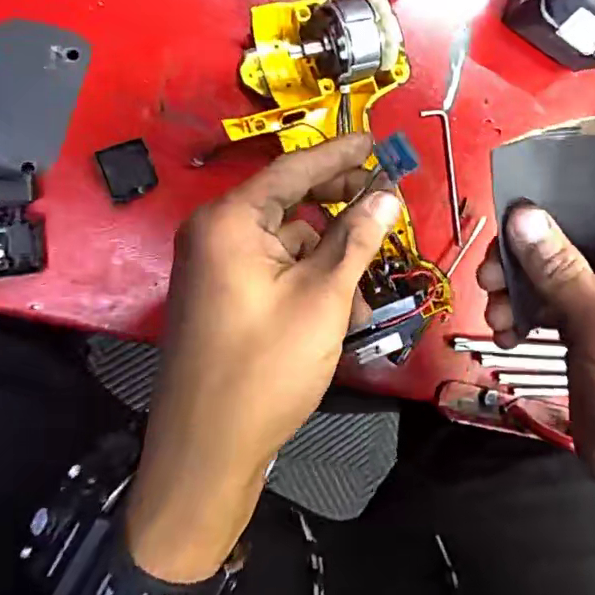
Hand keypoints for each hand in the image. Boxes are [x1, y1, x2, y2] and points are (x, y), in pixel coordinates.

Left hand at [126, 133, 400, 580]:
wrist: (207, 453)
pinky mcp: (223, 294)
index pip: (292, 170)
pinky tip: (342, 304)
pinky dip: (308, 277)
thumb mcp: (322, 298)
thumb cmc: (265, 369)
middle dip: (337, 204)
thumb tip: (387, 195)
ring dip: (329, 252)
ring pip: (286, 241)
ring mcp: (215, 266)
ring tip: (369, 276)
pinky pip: (273, 268)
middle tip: (383, 199)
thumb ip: (356, 239)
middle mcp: (214, 233)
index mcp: (229, 222)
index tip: (373, 140)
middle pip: (288, 201)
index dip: (339, 154)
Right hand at [476, 204, 594, 515]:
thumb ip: (562, 269)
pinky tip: (506, 333)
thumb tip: (522, 214)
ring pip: (546, 274)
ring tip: (497, 313)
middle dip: (523, 253)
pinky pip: (540, 309)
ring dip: (514, 287)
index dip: (561, 201)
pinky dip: (519, 316)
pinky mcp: (580, 336)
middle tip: (491, 274)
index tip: (513, 209)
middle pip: (565, 240)